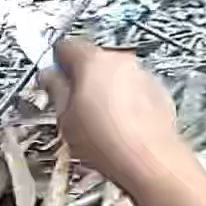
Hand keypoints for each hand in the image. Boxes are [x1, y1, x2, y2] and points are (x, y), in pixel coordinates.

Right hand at [38, 39, 199, 197]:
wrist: (148, 159)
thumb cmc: (102, 140)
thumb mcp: (65, 118)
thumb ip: (55, 90)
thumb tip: (48, 75)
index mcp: (91, 61)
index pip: (66, 47)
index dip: (55, 64)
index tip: (52, 83)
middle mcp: (119, 59)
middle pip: (92, 60)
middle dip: (81, 79)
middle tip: (73, 109)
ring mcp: (141, 73)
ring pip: (114, 75)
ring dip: (103, 91)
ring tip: (98, 123)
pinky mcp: (157, 90)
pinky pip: (133, 89)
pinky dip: (124, 101)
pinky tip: (119, 127)